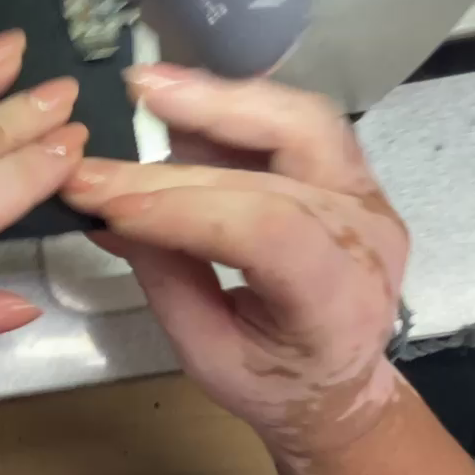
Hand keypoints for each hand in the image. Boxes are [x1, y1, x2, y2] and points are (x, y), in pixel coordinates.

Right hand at [60, 64, 407, 463]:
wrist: (337, 388)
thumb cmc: (270, 388)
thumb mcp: (206, 356)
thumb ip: (166, 283)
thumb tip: (109, 218)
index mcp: (335, 300)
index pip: (264, 232)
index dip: (182, 210)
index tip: (107, 202)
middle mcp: (367, 233)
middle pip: (278, 163)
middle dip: (180, 149)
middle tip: (109, 132)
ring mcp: (367, 196)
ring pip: (298, 121)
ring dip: (218, 99)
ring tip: (150, 86)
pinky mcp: (351, 176)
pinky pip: (296, 124)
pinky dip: (235, 110)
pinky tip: (182, 103)